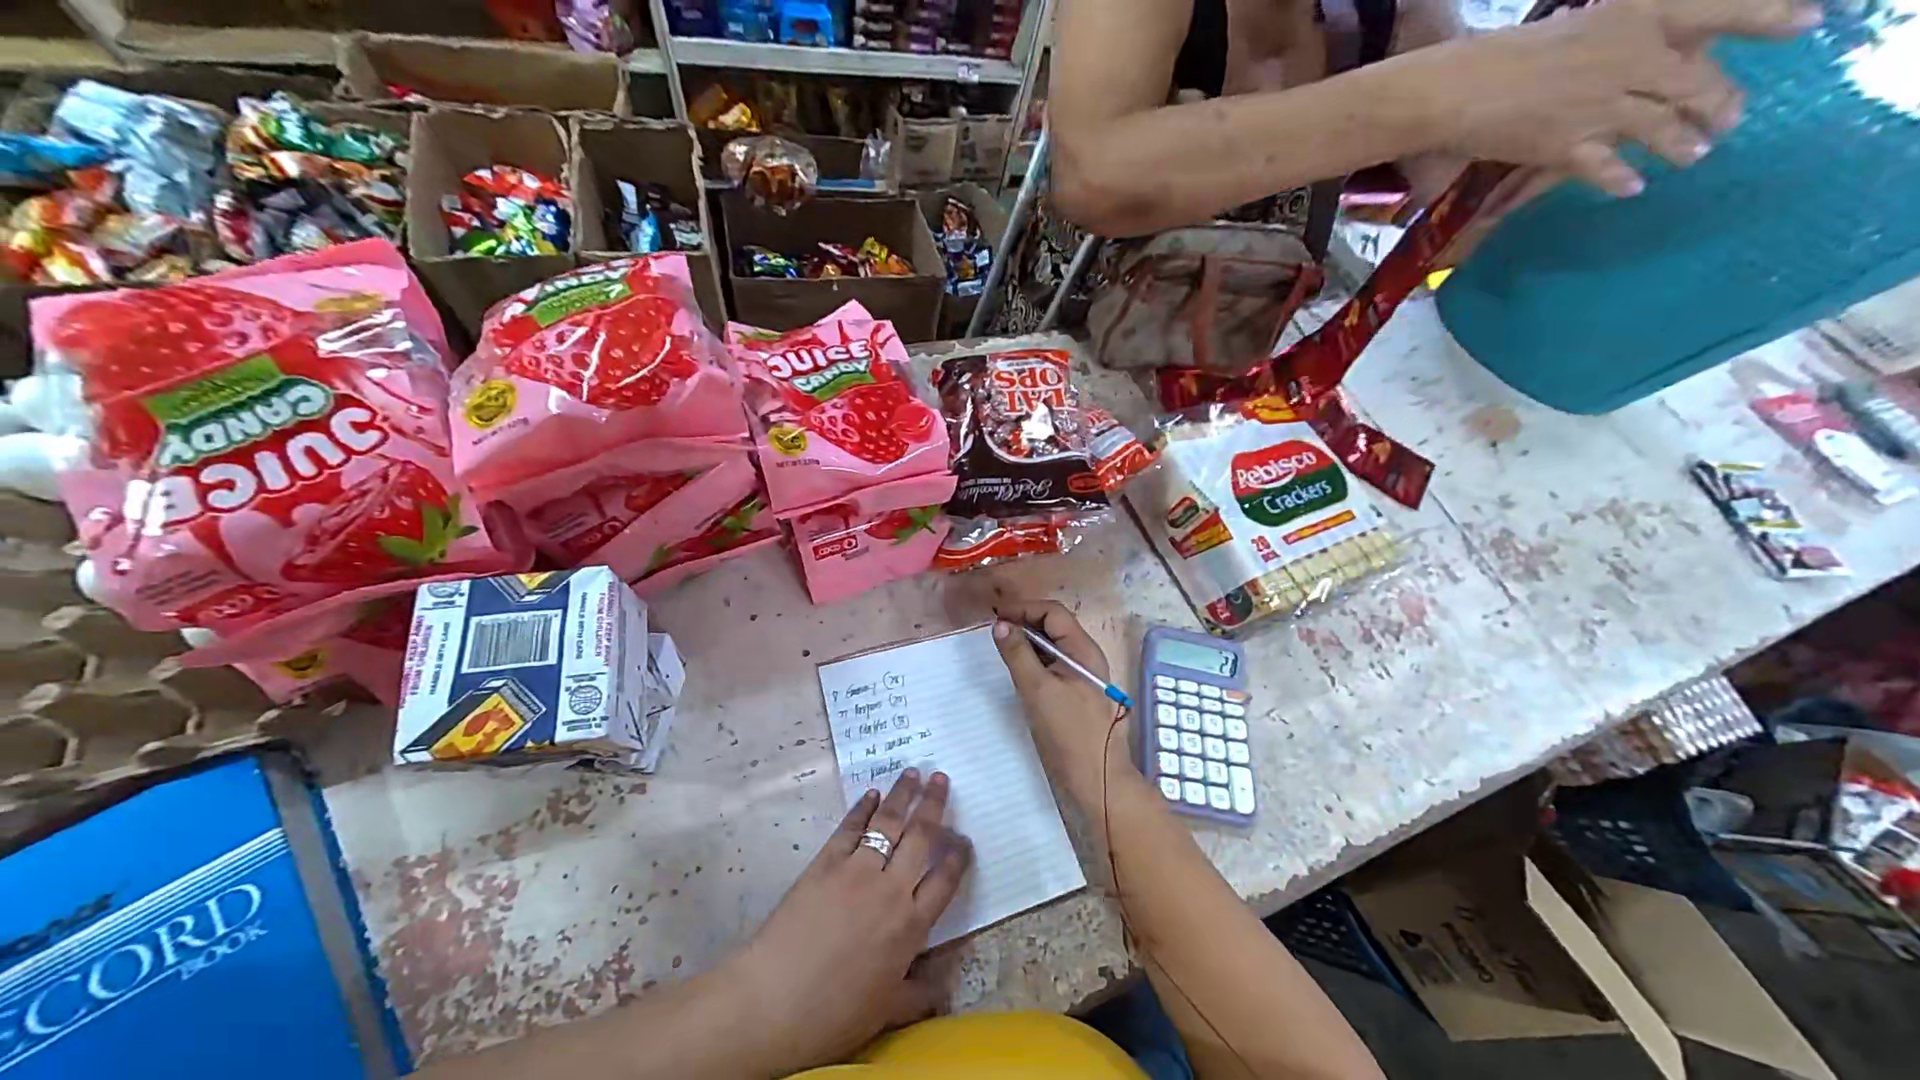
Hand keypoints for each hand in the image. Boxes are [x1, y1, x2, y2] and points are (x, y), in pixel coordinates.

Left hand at [723, 770, 970, 1075]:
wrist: (773, 1000)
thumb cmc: (833, 1014)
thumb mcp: (885, 1011)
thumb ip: (918, 994)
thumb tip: (943, 986)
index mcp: (911, 926)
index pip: (944, 880)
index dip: (957, 855)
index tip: (964, 836)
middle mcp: (890, 890)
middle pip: (920, 838)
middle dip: (934, 805)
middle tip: (942, 778)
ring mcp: (856, 871)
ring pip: (887, 823)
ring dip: (902, 795)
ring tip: (914, 772)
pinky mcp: (825, 863)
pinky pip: (849, 828)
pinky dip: (862, 808)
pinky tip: (871, 794)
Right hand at [991, 599, 1123, 808]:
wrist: (1096, 777)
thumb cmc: (1067, 732)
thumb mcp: (1036, 689)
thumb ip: (1017, 654)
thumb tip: (1000, 625)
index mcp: (1083, 650)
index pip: (1053, 613)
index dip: (1024, 608)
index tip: (996, 616)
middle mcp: (1086, 656)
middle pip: (1054, 625)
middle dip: (1025, 621)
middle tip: (995, 629)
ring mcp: (1082, 674)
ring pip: (1053, 645)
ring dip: (1028, 640)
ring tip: (1001, 645)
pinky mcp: (1075, 691)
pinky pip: (1053, 664)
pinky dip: (1034, 658)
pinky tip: (1017, 666)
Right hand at [1426, 0, 1819, 195]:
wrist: (1454, 90)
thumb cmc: (1503, 57)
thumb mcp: (1577, 29)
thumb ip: (1615, 41)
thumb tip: (1645, 60)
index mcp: (1634, 18)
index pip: (1721, 9)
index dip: (1768, 16)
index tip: (1808, 25)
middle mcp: (1630, 60)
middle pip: (1696, 82)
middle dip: (1719, 104)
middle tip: (1728, 121)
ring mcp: (1599, 107)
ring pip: (1662, 126)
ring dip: (1681, 143)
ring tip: (1692, 156)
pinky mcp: (1565, 147)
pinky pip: (1606, 167)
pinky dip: (1621, 178)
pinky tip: (1632, 188)